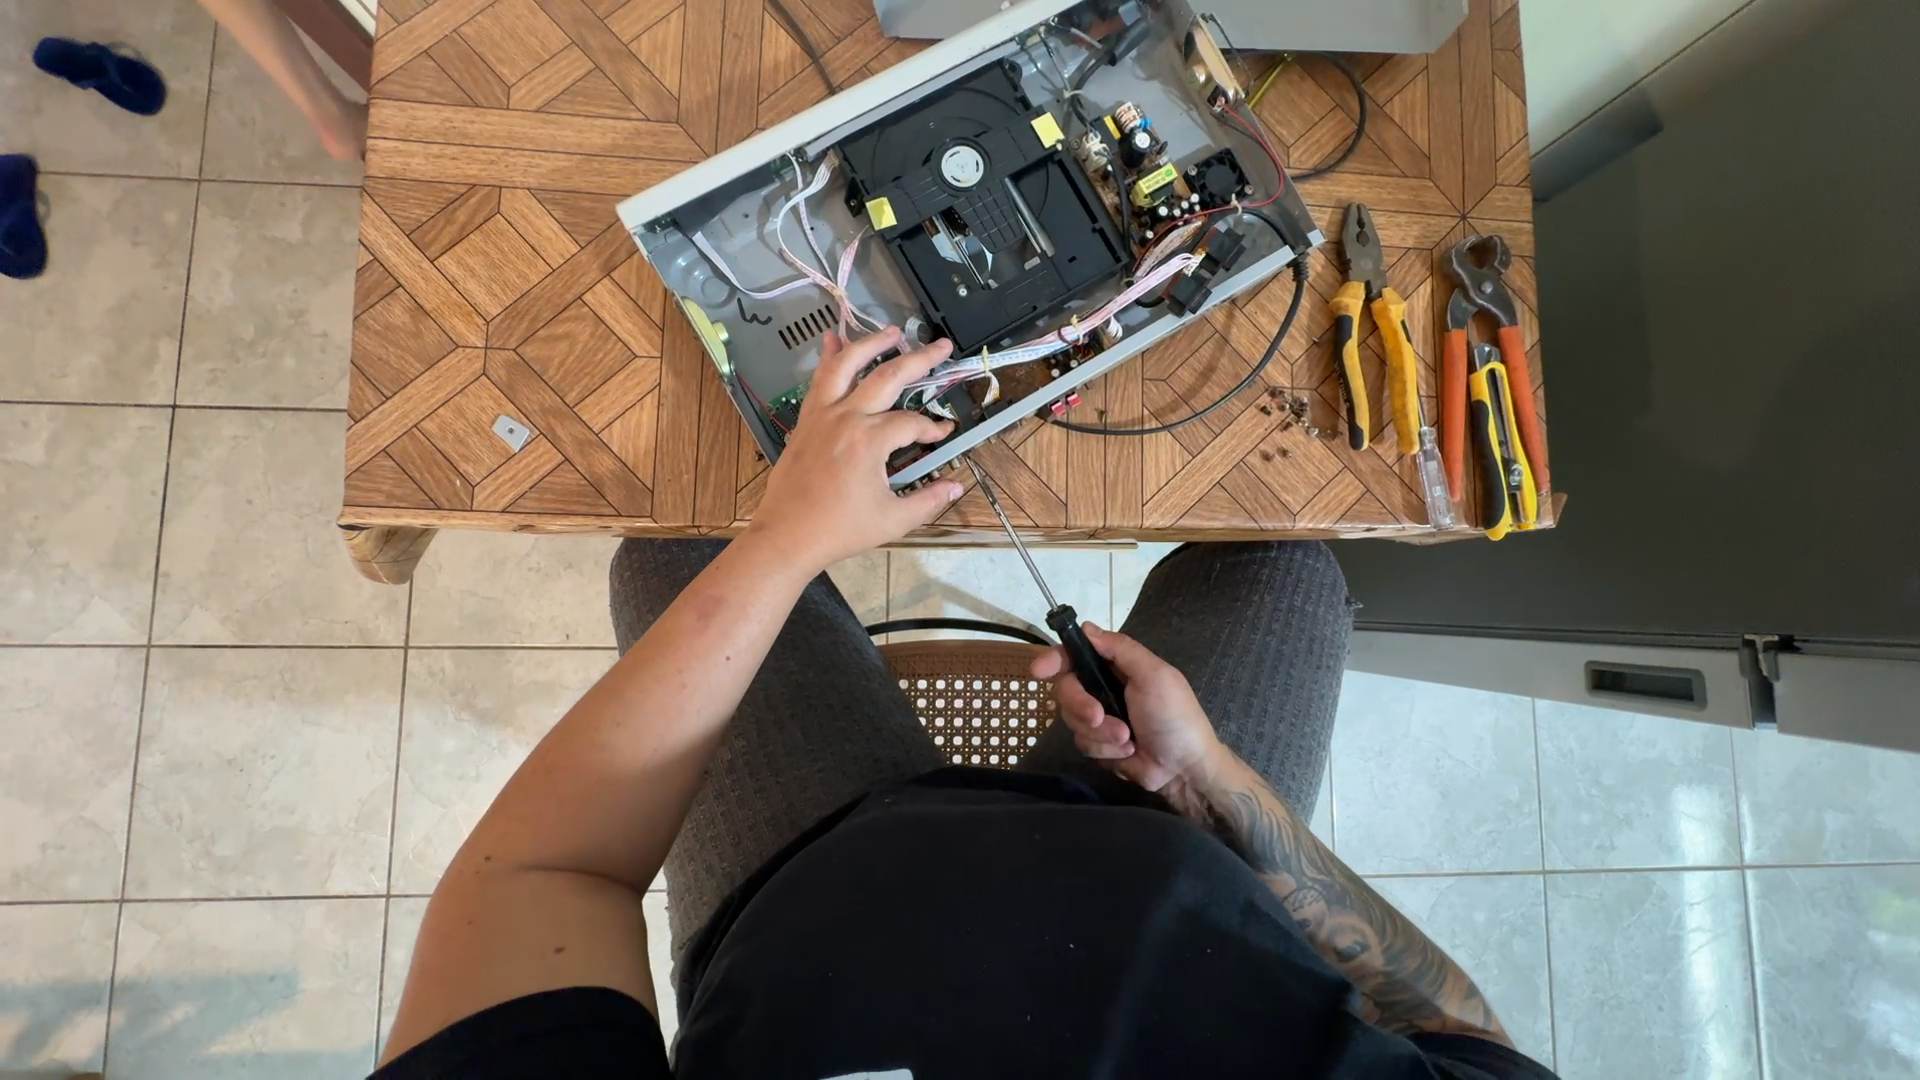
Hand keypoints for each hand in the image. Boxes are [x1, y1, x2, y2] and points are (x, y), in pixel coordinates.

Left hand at [745, 326, 964, 574]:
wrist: (787, 534)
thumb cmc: (839, 530)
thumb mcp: (892, 520)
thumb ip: (927, 500)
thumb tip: (955, 486)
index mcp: (870, 441)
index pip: (913, 424)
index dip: (933, 428)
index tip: (943, 435)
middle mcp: (846, 417)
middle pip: (888, 377)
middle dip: (919, 360)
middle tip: (940, 346)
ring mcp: (822, 415)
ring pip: (847, 366)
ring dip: (871, 343)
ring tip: (892, 330)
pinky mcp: (806, 420)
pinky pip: (818, 380)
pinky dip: (827, 358)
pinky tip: (832, 339)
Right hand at [1030, 625, 1223, 792]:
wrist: (1184, 769)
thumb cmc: (1174, 716)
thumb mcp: (1154, 675)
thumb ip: (1121, 648)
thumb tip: (1087, 627)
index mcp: (1115, 667)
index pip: (1075, 655)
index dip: (1054, 659)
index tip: (1040, 670)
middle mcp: (1102, 689)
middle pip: (1066, 688)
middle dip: (1080, 705)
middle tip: (1098, 716)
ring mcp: (1098, 718)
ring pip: (1071, 719)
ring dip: (1100, 732)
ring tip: (1128, 740)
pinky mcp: (1097, 744)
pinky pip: (1082, 743)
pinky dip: (1105, 749)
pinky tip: (1127, 752)